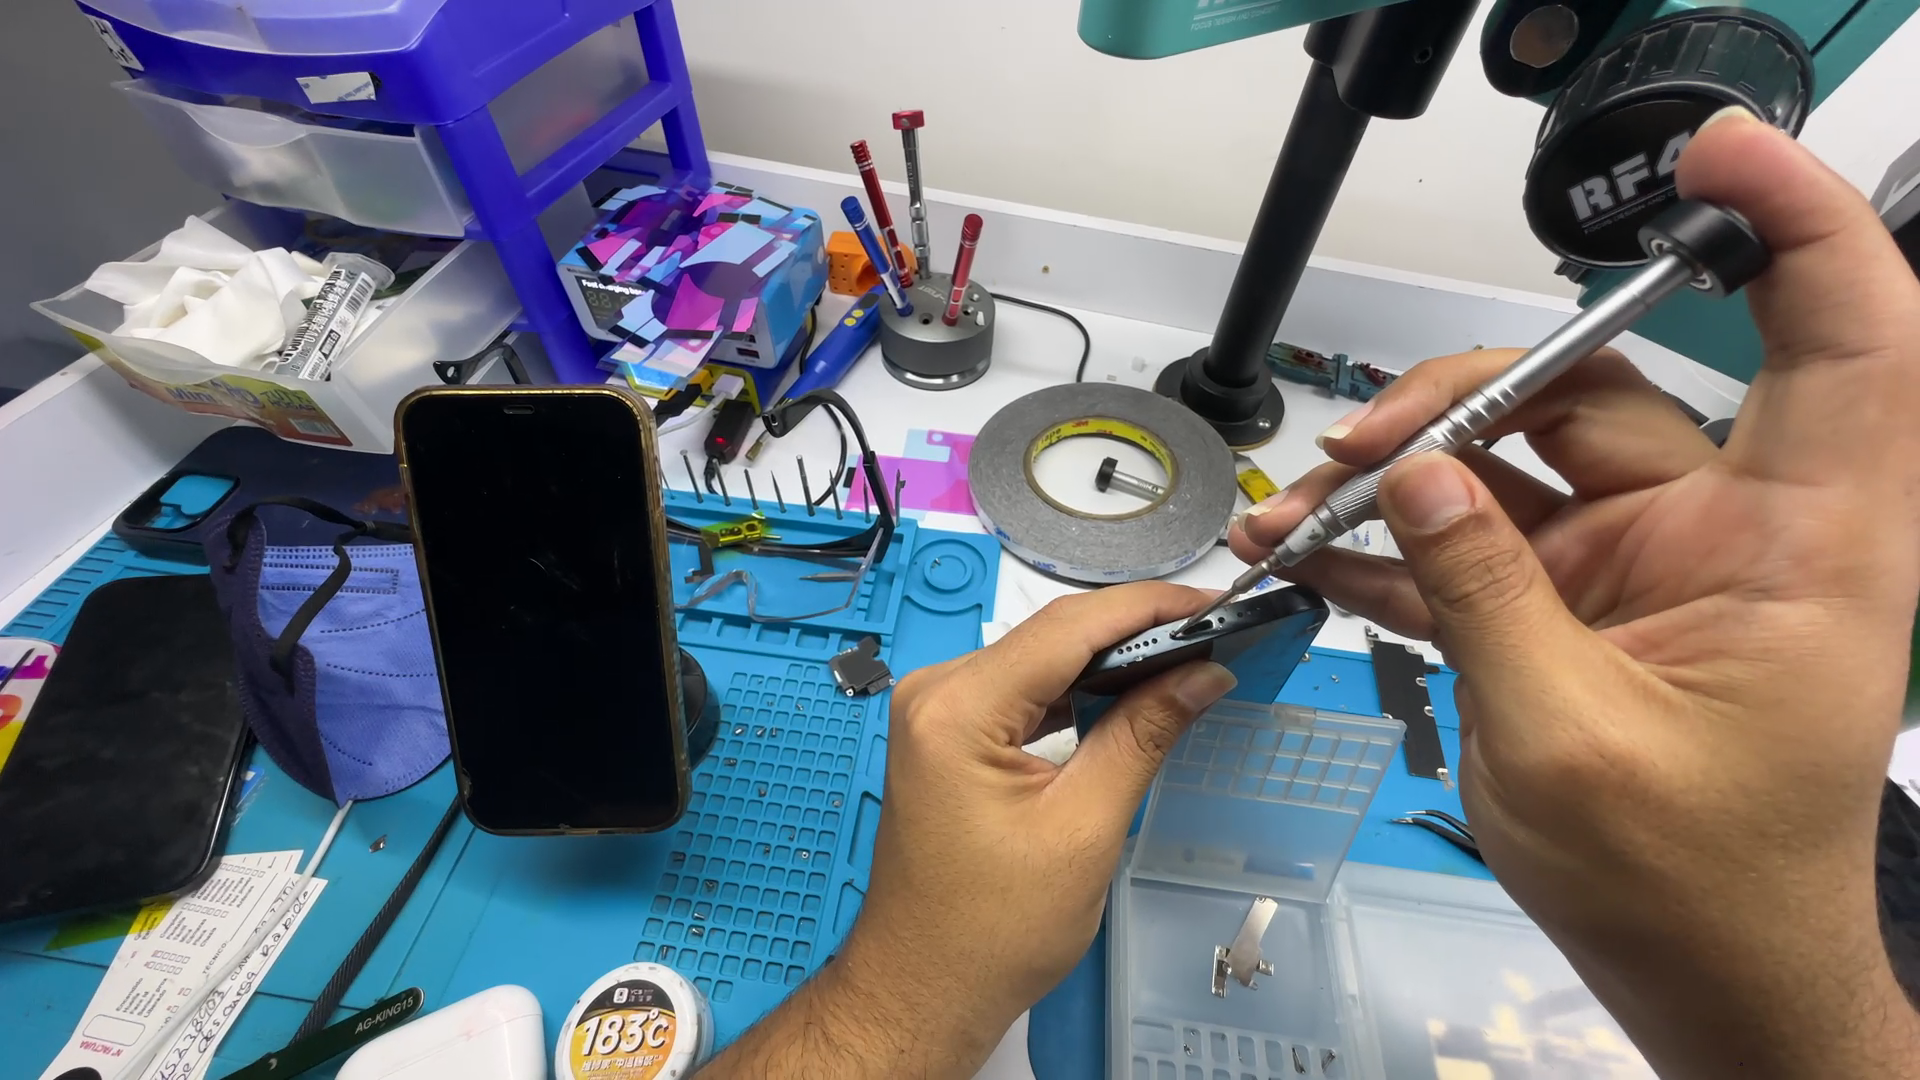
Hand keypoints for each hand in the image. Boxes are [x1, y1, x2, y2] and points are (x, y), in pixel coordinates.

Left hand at [703, 584, 1236, 1078]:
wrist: (921, 984)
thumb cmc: (996, 928)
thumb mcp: (1084, 830)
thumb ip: (1143, 736)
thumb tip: (1204, 674)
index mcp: (958, 707)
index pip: (1065, 628)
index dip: (1146, 607)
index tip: (1213, 602)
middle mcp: (937, 688)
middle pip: (1049, 635)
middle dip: (1132, 628)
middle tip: (1210, 629)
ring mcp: (935, 705)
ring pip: (1036, 657)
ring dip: (1105, 656)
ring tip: (1180, 653)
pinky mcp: (946, 726)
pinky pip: (1018, 687)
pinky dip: (1071, 686)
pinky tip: (1120, 688)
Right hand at [1233, 108, 1919, 1076]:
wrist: (1676, 963)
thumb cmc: (1675, 877)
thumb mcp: (1564, 730)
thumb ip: (1483, 591)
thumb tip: (1414, 481)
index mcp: (1785, 545)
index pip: (1834, 344)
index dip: (1788, 235)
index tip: (1706, 161)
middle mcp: (1698, 532)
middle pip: (1569, 405)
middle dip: (1441, 419)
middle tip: (1343, 460)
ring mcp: (1603, 568)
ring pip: (1483, 479)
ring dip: (1378, 497)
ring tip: (1286, 526)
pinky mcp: (1536, 606)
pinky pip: (1446, 552)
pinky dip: (1372, 555)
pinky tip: (1301, 564)